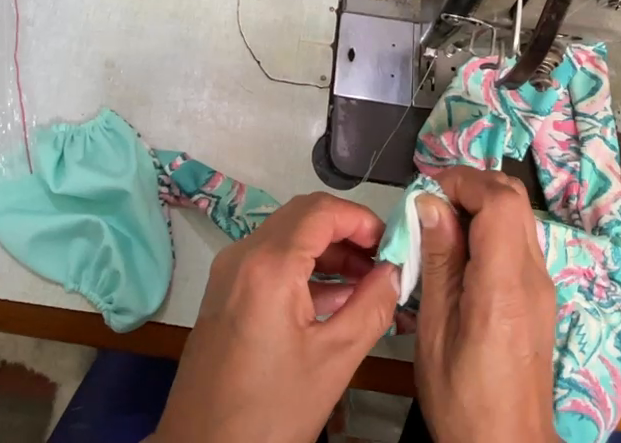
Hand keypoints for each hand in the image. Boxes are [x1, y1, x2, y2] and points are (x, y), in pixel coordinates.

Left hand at [153, 193, 400, 442]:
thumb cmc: (271, 409)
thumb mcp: (334, 360)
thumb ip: (372, 307)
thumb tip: (395, 272)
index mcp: (269, 264)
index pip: (322, 211)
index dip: (362, 220)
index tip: (393, 245)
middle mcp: (243, 254)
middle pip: (303, 216)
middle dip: (347, 232)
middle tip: (382, 262)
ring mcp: (229, 271)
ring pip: (286, 236)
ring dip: (327, 250)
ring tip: (368, 283)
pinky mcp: (225, 291)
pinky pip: (270, 260)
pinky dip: (304, 268)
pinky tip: (336, 298)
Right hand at [414, 167, 558, 442]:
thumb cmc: (463, 398)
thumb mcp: (435, 329)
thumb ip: (438, 260)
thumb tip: (430, 203)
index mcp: (504, 284)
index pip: (499, 199)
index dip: (462, 180)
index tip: (427, 190)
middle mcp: (533, 277)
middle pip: (514, 198)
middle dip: (471, 184)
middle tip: (431, 200)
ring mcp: (543, 287)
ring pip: (519, 216)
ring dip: (480, 204)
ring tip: (440, 224)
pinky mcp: (540, 298)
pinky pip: (518, 241)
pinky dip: (489, 228)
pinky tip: (459, 252)